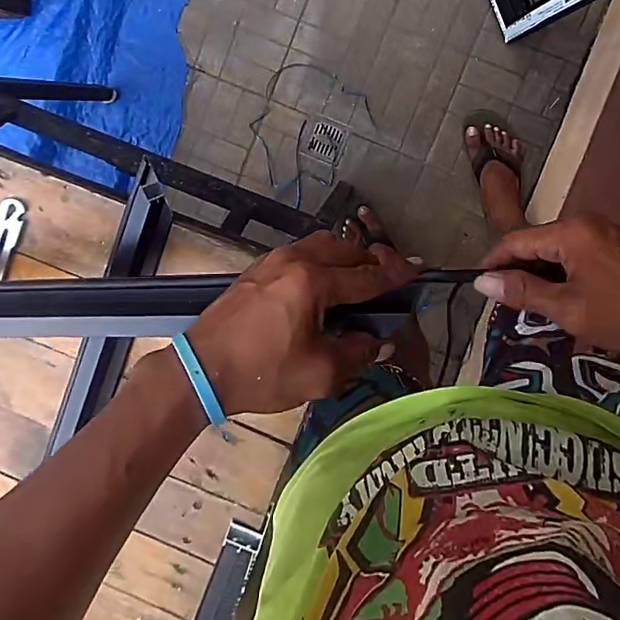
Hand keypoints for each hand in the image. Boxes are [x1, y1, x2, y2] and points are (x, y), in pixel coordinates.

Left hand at [181, 231, 421, 414]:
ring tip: (359, 279)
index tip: (419, 267)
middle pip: (345, 249)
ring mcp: (271, 261)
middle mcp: (294, 260)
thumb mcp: (319, 373)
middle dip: (372, 261)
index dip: (396, 274)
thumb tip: (381, 342)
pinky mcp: (256, 270)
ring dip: (345, 257)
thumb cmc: (261, 373)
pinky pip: (299, 254)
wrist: (201, 369)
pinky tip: (323, 284)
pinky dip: (321, 261)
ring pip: (320, 245)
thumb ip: (357, 353)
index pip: (366, 276)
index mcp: (312, 281)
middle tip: (390, 277)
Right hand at [474, 215, 619, 356]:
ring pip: (556, 251)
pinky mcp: (619, 246)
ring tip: (533, 308)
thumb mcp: (569, 310)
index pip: (514, 241)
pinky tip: (565, 301)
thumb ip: (523, 292)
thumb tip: (481, 282)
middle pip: (535, 243)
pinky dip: (564, 275)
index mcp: (570, 231)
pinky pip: (577, 255)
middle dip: (518, 272)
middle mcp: (585, 223)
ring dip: (542, 276)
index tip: (479, 288)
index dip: (493, 264)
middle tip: (507, 305)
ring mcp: (605, 233)